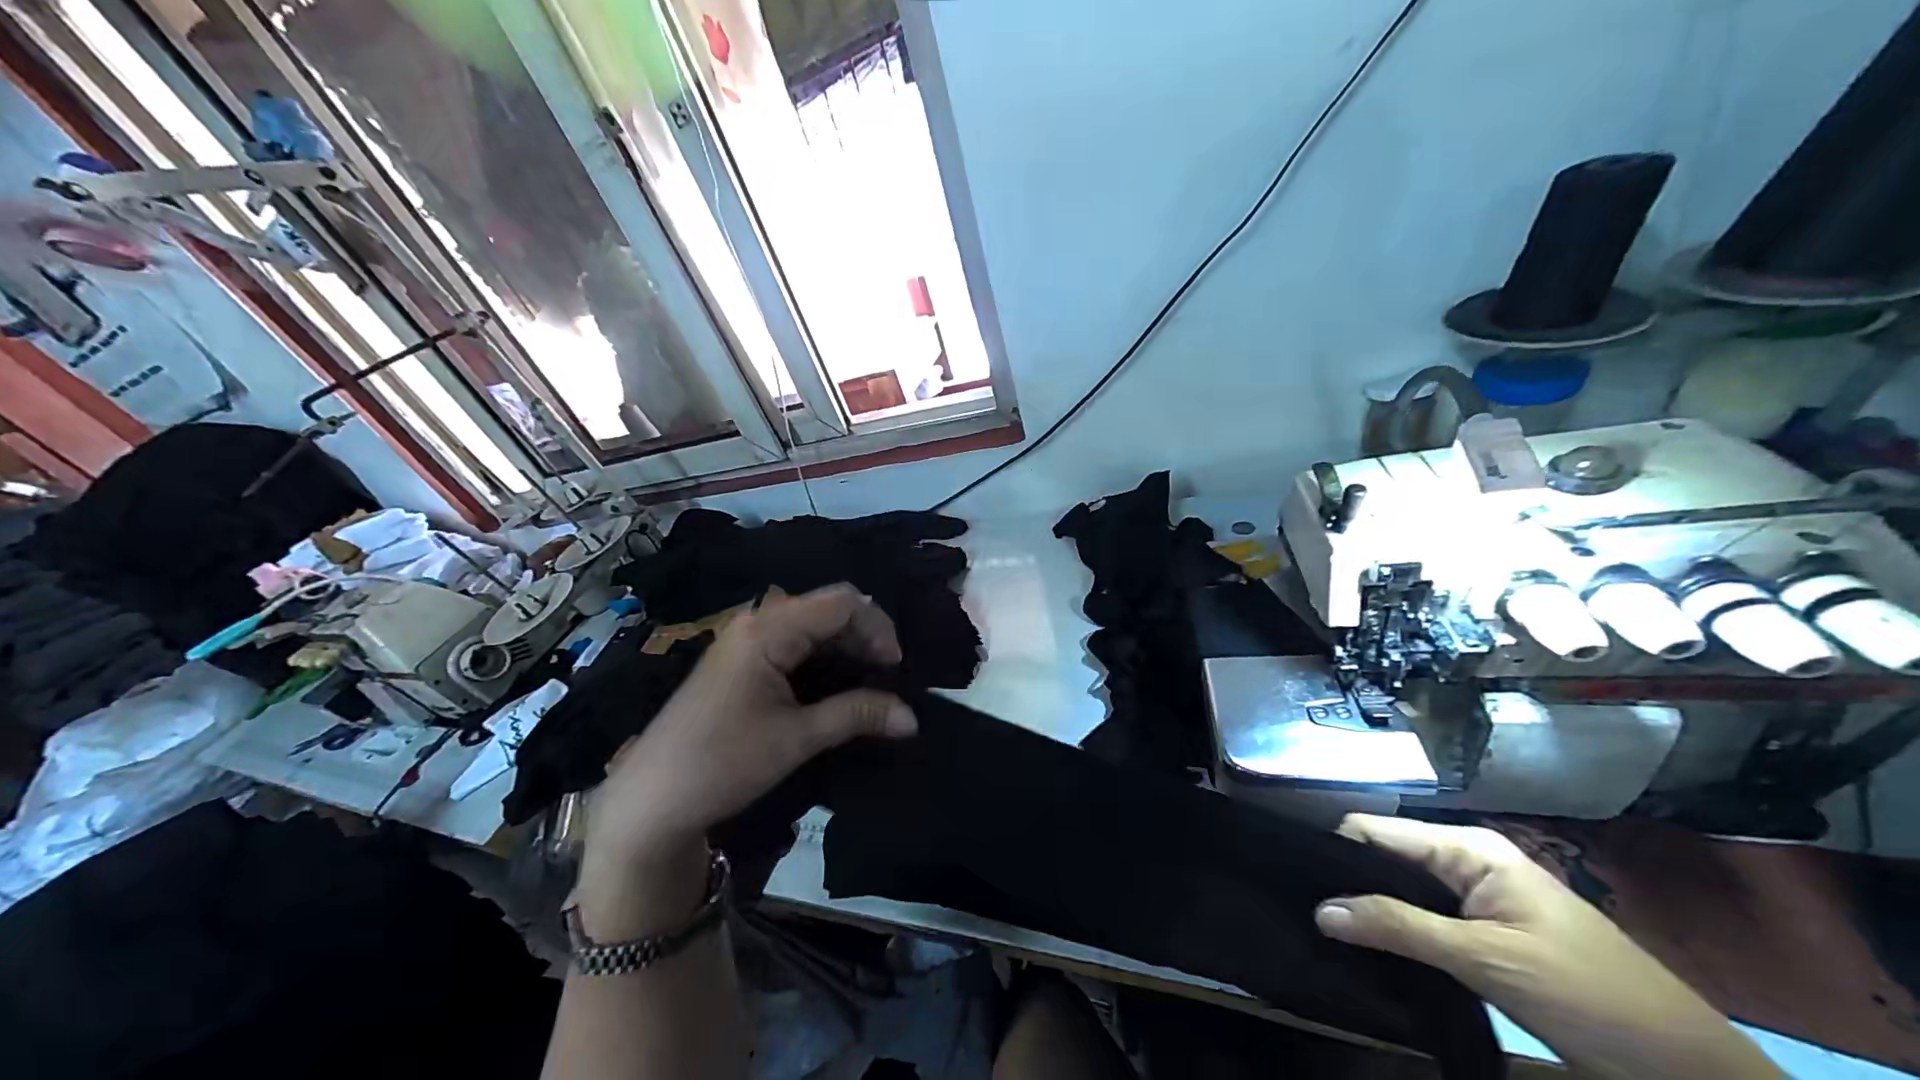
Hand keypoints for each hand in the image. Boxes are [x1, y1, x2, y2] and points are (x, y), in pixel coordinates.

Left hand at [575, 585, 916, 937]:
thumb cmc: (723, 761)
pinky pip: (793, 645)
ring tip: (870, 685)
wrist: (652, 800)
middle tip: (889, 679)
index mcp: (768, 629)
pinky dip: (822, 660)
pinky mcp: (741, 663)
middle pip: (828, 609)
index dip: (878, 627)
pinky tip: (836, 688)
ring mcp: (745, 641)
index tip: (896, 668)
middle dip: (865, 637)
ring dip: (845, 650)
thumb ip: (857, 715)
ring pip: (812, 627)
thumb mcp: (797, 738)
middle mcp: (756, 622)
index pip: (842, 601)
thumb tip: (913, 718)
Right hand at [1315, 815, 1780, 1079]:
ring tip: (1323, 929)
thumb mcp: (1486, 960)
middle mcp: (1468, 861)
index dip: (1334, 850)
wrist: (1685, 1068)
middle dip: (1347, 881)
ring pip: (1402, 891)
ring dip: (1369, 909)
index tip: (1293, 877)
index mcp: (1470, 848)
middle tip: (1302, 910)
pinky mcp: (1485, 933)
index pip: (1377, 831)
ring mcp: (1478, 899)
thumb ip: (1399, 927)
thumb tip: (1319, 908)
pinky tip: (1368, 948)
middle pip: (1386, 857)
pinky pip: (1424, 919)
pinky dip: (1396, 931)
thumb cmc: (1587, 995)